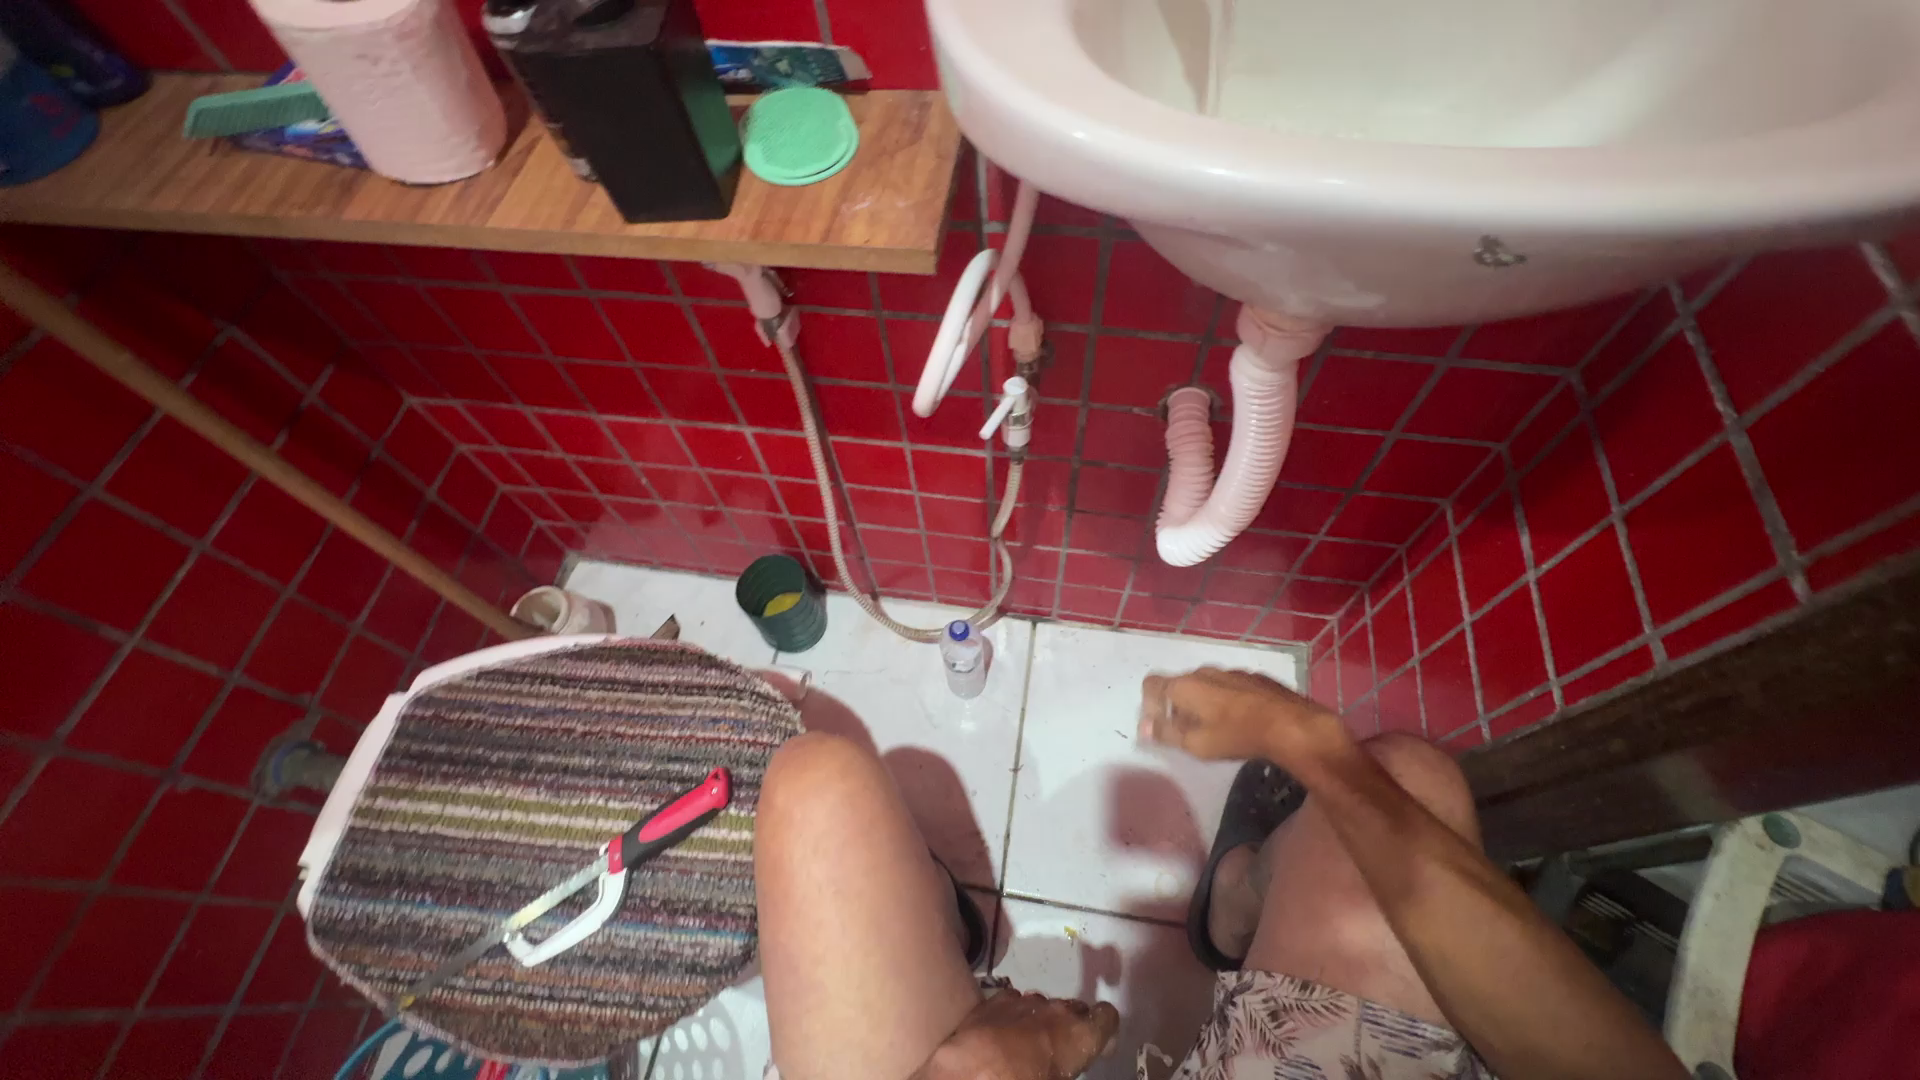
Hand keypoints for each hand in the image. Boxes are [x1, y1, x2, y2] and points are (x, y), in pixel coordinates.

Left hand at [913, 990, 1118, 1079]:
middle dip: (1071, 1027)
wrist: (968, 1076)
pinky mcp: (994, 999)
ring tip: (1030, 1048)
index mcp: (1079, 1033)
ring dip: (1042, 1022)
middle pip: (1074, 1010)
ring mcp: (1023, 1000)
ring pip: (1043, 1006)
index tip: (1099, 1046)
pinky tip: (1004, 1038)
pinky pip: (1015, 1004)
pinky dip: (1015, 1017)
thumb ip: (1070, 1070)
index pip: (1107, 1017)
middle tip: (1061, 1055)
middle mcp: (1055, 1009)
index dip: (1105, 1030)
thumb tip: (1066, 1068)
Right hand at [1138, 667, 1334, 761]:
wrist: (1290, 725)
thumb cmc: (1236, 736)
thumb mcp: (1196, 744)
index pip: (1151, 685)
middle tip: (1188, 732)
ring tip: (1217, 728)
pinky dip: (1226, 700)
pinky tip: (1242, 720)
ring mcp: (1231, 672)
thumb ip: (1166, 733)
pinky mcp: (1254, 677)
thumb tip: (1144, 727)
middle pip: (1179, 685)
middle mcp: (1203, 672)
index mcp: (1184, 686)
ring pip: (1206, 685)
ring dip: (1203, 703)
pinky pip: (1229, 686)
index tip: (1160, 727)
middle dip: (1178, 707)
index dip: (1149, 705)